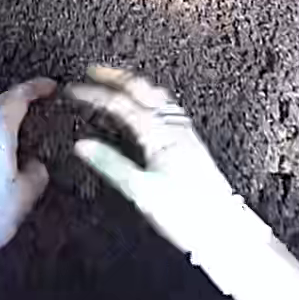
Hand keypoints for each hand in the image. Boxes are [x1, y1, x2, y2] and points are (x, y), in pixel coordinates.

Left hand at [0, 77, 56, 265]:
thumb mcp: (25, 195)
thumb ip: (37, 172)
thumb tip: (35, 165)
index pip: (19, 96)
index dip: (36, 87)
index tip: (51, 86)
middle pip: (2, 100)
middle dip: (22, 94)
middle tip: (41, 96)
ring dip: (8, 111)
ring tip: (26, 120)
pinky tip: (5, 146)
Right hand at [65, 65, 271, 272]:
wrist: (224, 229)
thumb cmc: (186, 214)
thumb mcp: (141, 191)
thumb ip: (111, 164)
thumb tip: (82, 145)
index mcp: (158, 132)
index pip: (119, 103)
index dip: (94, 94)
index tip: (73, 90)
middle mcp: (172, 124)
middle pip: (140, 88)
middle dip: (115, 75)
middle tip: (93, 70)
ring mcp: (183, 129)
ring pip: (155, 93)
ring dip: (134, 82)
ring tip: (117, 80)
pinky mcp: (189, 139)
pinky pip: (167, 104)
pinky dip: (149, 95)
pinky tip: (147, 104)